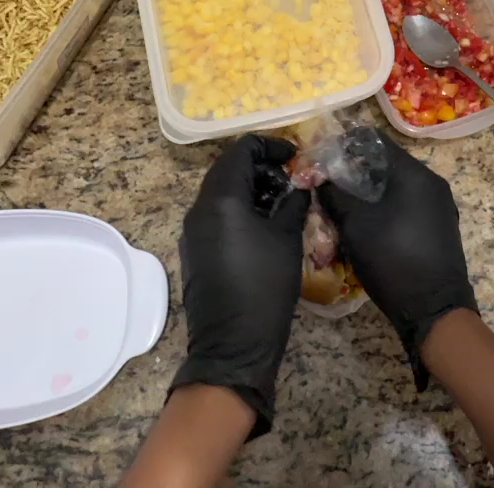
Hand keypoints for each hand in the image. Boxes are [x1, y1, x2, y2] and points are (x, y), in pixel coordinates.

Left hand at [171, 134, 307, 438]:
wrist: (232, 347)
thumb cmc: (264, 288)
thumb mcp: (287, 238)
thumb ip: (294, 201)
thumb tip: (300, 184)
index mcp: (221, 199)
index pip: (242, 149)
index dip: (271, 145)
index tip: (296, 157)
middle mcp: (200, 208)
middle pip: (229, 168)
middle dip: (262, 166)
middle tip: (292, 179)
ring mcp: (193, 231)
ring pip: (222, 191)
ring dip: (251, 187)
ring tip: (283, 202)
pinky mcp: (195, 250)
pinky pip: (216, 214)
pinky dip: (239, 208)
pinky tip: (264, 225)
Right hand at [318, 133, 476, 387]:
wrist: (434, 311)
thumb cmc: (393, 260)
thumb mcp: (355, 225)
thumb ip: (335, 193)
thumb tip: (319, 176)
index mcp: (415, 174)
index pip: (375, 141)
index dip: (344, 146)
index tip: (321, 159)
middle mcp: (431, 183)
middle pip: (384, 165)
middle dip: (352, 175)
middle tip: (327, 188)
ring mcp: (438, 206)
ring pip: (393, 188)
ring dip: (365, 196)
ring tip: (341, 211)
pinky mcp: (438, 227)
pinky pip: (405, 207)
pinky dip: (382, 211)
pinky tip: (363, 228)